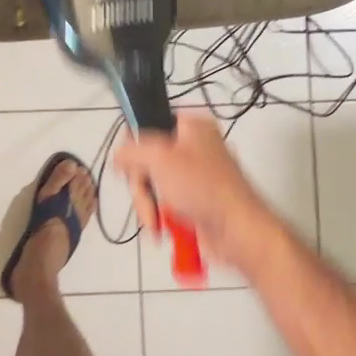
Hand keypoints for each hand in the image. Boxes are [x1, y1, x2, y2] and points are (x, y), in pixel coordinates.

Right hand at [111, 112, 274, 265]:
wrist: (238, 232)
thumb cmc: (202, 187)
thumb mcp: (159, 158)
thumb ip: (131, 150)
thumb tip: (118, 156)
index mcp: (191, 127)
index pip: (149, 123)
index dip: (134, 144)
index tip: (128, 164)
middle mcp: (193, 148)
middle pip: (147, 159)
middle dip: (141, 185)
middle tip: (145, 197)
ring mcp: (194, 178)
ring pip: (154, 185)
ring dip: (149, 206)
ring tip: (155, 223)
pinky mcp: (195, 203)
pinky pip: (165, 204)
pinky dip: (160, 217)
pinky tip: (161, 229)